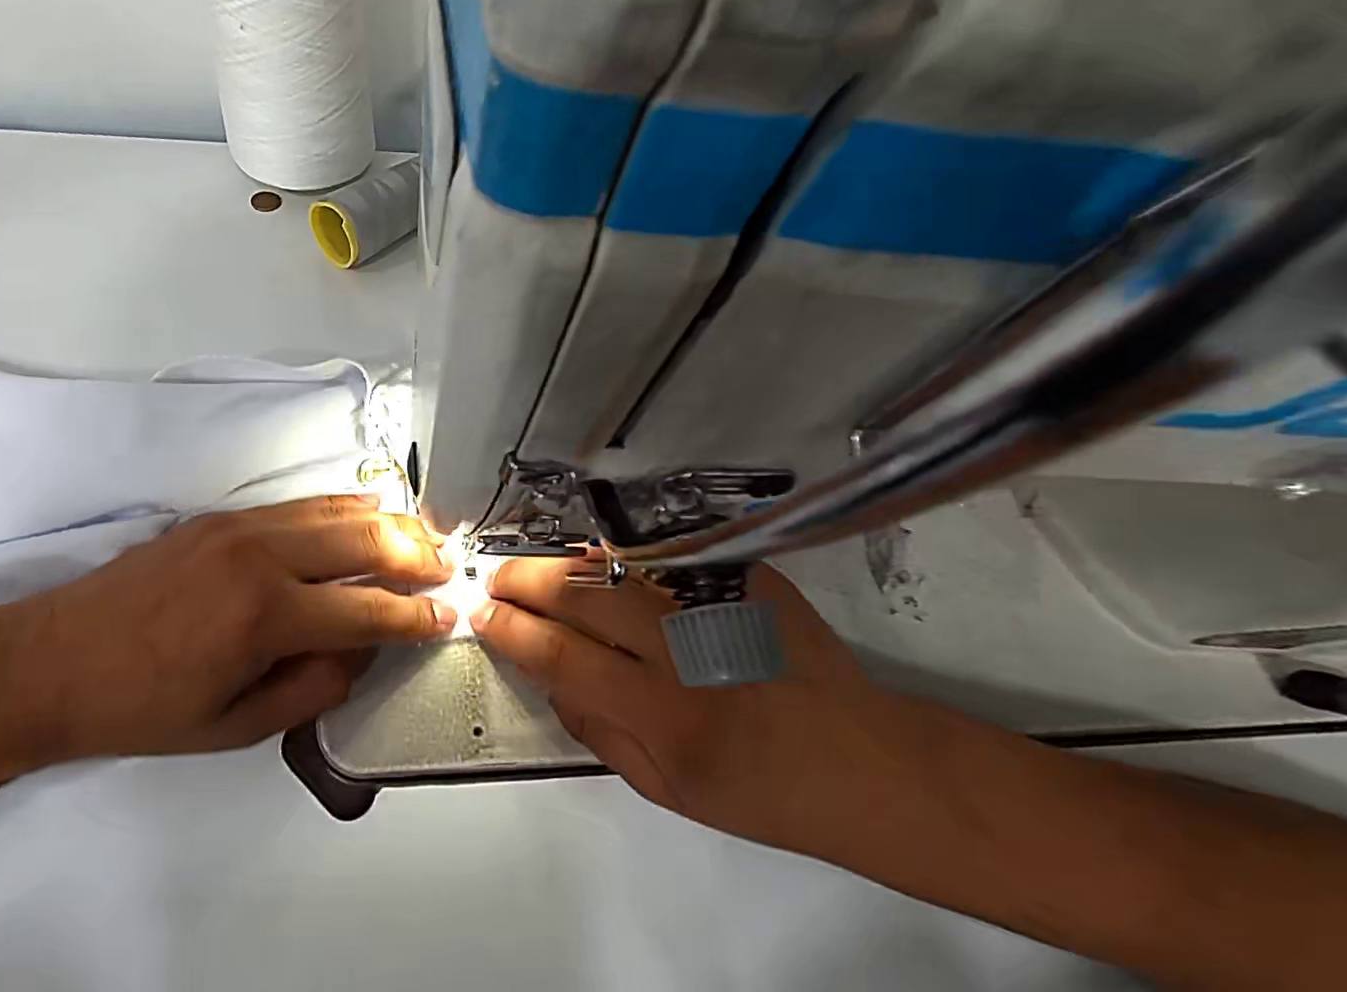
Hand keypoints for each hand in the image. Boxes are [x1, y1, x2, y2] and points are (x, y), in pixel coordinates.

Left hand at [0, 496, 455, 787]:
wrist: (47, 662)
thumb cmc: (141, 708)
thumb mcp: (235, 725)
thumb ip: (313, 687)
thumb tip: (360, 650)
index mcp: (264, 616)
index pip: (369, 610)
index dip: (417, 617)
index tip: (449, 619)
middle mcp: (260, 555)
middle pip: (367, 540)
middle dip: (419, 556)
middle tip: (448, 571)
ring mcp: (239, 525)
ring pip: (339, 510)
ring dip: (389, 525)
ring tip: (421, 542)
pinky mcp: (221, 515)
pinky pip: (302, 505)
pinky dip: (344, 511)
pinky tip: (365, 520)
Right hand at [473, 558, 900, 852]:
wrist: (862, 759)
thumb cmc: (760, 790)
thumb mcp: (664, 787)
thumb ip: (596, 730)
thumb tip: (550, 677)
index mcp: (665, 713)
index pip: (562, 655)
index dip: (512, 631)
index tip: (484, 617)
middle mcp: (689, 648)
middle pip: (582, 593)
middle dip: (525, 580)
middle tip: (497, 580)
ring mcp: (720, 602)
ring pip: (618, 563)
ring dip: (564, 562)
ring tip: (535, 570)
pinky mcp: (744, 577)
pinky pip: (662, 555)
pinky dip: (618, 556)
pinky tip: (595, 563)